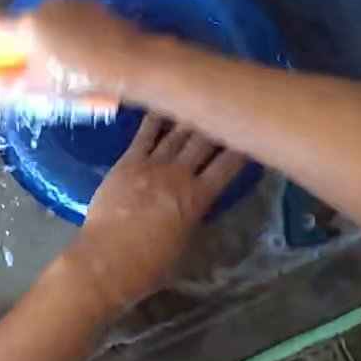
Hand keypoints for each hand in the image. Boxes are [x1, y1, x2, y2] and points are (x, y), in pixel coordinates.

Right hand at [0, 0, 153, 98]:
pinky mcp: (89, 4)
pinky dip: (67, 30)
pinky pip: (67, 17)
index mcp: (27, 26)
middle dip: (20, 42)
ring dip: (45, 36)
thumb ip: (12, 84)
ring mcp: (68, 2)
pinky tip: (82, 50)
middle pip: (19, 22)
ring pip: (44, 19)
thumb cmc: (82, 78)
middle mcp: (43, 7)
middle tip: (30, 66)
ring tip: (62, 61)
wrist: (131, 62)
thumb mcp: (43, 87)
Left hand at [62, 114, 247, 313]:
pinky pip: (144, 134)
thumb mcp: (186, 248)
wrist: (107, 260)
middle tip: (229, 103)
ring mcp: (152, 164)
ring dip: (191, 114)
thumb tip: (202, 210)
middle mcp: (179, 174)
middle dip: (218, 121)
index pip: (229, 166)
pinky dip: (155, 117)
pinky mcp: (128, 161)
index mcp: (199, 198)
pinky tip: (162, 99)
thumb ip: (197, 221)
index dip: (243, 148)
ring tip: (202, 95)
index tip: (253, 133)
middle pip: (205, 141)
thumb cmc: (150, 265)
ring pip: (177, 133)